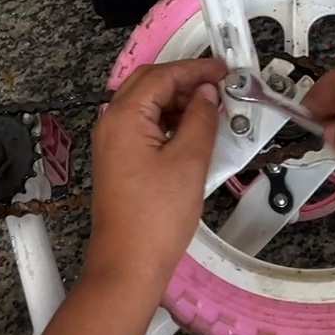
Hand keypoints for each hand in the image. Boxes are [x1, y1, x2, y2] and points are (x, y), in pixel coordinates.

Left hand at [86, 58, 226, 287]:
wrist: (128, 264)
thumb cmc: (155, 218)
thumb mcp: (189, 162)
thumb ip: (201, 120)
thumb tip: (207, 93)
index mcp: (124, 116)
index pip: (161, 75)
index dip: (194, 69)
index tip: (221, 69)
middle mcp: (112, 121)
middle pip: (150, 83)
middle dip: (184, 80)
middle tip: (217, 84)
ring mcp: (113, 140)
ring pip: (146, 103)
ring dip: (177, 100)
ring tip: (210, 108)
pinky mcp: (119, 158)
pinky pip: (144, 124)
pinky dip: (168, 120)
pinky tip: (192, 130)